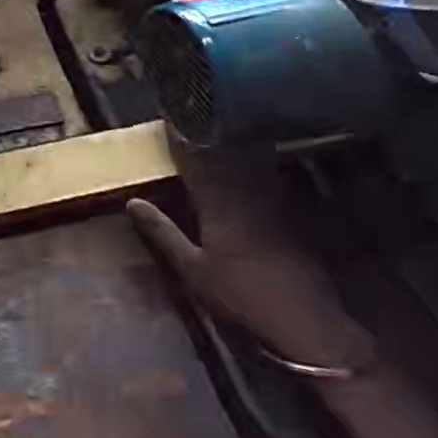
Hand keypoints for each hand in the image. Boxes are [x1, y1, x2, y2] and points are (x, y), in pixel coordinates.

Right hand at [128, 144, 374, 371]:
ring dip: (237, 146)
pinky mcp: (293, 217)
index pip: (194, 165)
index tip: (171, 122)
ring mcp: (273, 204)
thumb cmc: (239, 293)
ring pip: (251, 165)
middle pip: (225, 158)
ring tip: (224, 130)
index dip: (182, 143)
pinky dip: (261, 167)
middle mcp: (244, 195)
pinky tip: (258, 164)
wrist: (304, 318)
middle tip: (197, 119)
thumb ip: (163, 232)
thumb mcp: (191, 268)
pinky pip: (271, 181)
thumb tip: (132, 202)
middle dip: (210, 138)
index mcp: (216, 204)